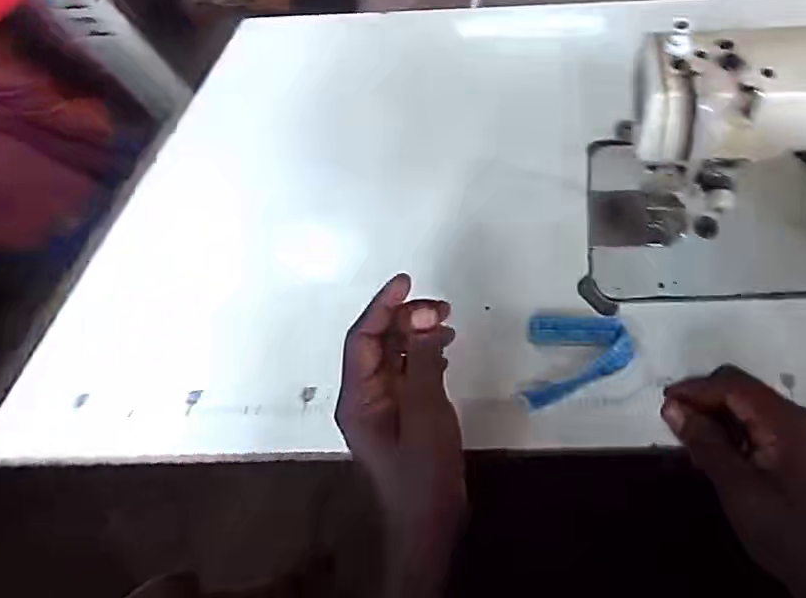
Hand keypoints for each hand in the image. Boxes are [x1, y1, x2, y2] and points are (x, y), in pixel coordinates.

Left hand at [336, 274, 463, 595]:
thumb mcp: (424, 412)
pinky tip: (446, 345)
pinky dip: (427, 349)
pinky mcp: (403, 408)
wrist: (430, 523)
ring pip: (396, 351)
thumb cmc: (422, 472)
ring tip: (448, 320)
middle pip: (379, 340)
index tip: (406, 282)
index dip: (382, 306)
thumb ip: (422, 361)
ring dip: (419, 330)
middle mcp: (365, 395)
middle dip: (407, 316)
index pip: (362, 338)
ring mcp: (384, 402)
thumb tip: (424, 317)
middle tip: (441, 306)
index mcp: (358, 397)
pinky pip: (409, 366)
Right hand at [664, 366, 805, 597]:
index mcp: (783, 420)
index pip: (731, 386)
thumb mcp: (737, 488)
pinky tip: (715, 451)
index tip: (665, 402)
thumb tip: (672, 408)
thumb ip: (704, 442)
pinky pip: (754, 421)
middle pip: (738, 388)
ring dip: (715, 414)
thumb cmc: (784, 532)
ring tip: (692, 440)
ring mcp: (795, 431)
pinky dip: (730, 428)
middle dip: (704, 399)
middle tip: (675, 420)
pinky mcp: (792, 447)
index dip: (695, 389)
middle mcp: (791, 415)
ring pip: (744, 403)